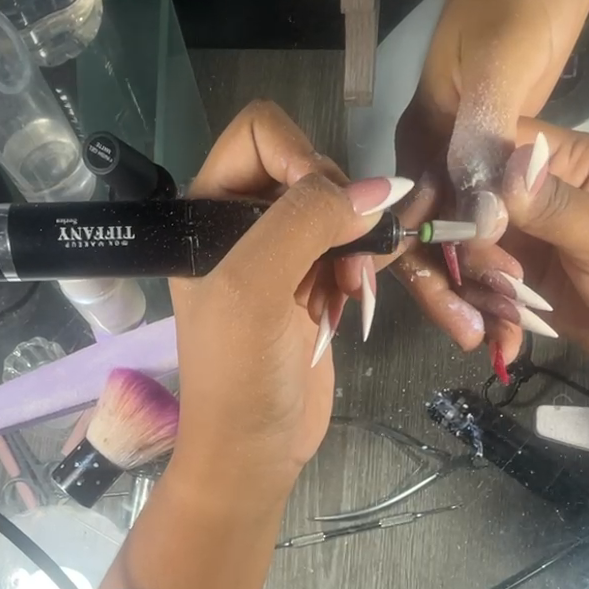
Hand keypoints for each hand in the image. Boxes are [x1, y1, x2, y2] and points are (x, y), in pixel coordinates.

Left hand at [169, 101, 407, 496]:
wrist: (253, 452)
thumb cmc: (239, 375)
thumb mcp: (256, 288)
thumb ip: (306, 222)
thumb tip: (382, 189)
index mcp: (206, 212)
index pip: (260, 136)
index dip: (299, 157)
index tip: (324, 209)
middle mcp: (241, 226)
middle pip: (307, 169)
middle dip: (336, 210)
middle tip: (344, 263)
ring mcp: (279, 259)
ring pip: (336, 212)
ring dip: (354, 244)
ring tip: (353, 292)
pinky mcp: (310, 290)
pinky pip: (350, 250)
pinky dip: (363, 267)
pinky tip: (359, 299)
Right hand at [390, 0, 588, 357]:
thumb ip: (554, 206)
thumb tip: (503, 166)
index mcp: (561, 163)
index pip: (487, 151)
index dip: (450, 184)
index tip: (428, 227)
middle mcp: (531, 196)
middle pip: (460, 211)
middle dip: (454, 259)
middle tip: (474, 299)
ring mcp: (523, 242)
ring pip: (462, 259)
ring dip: (467, 298)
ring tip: (488, 332)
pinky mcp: (520, 285)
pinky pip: (479, 295)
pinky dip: (485, 321)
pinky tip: (504, 344)